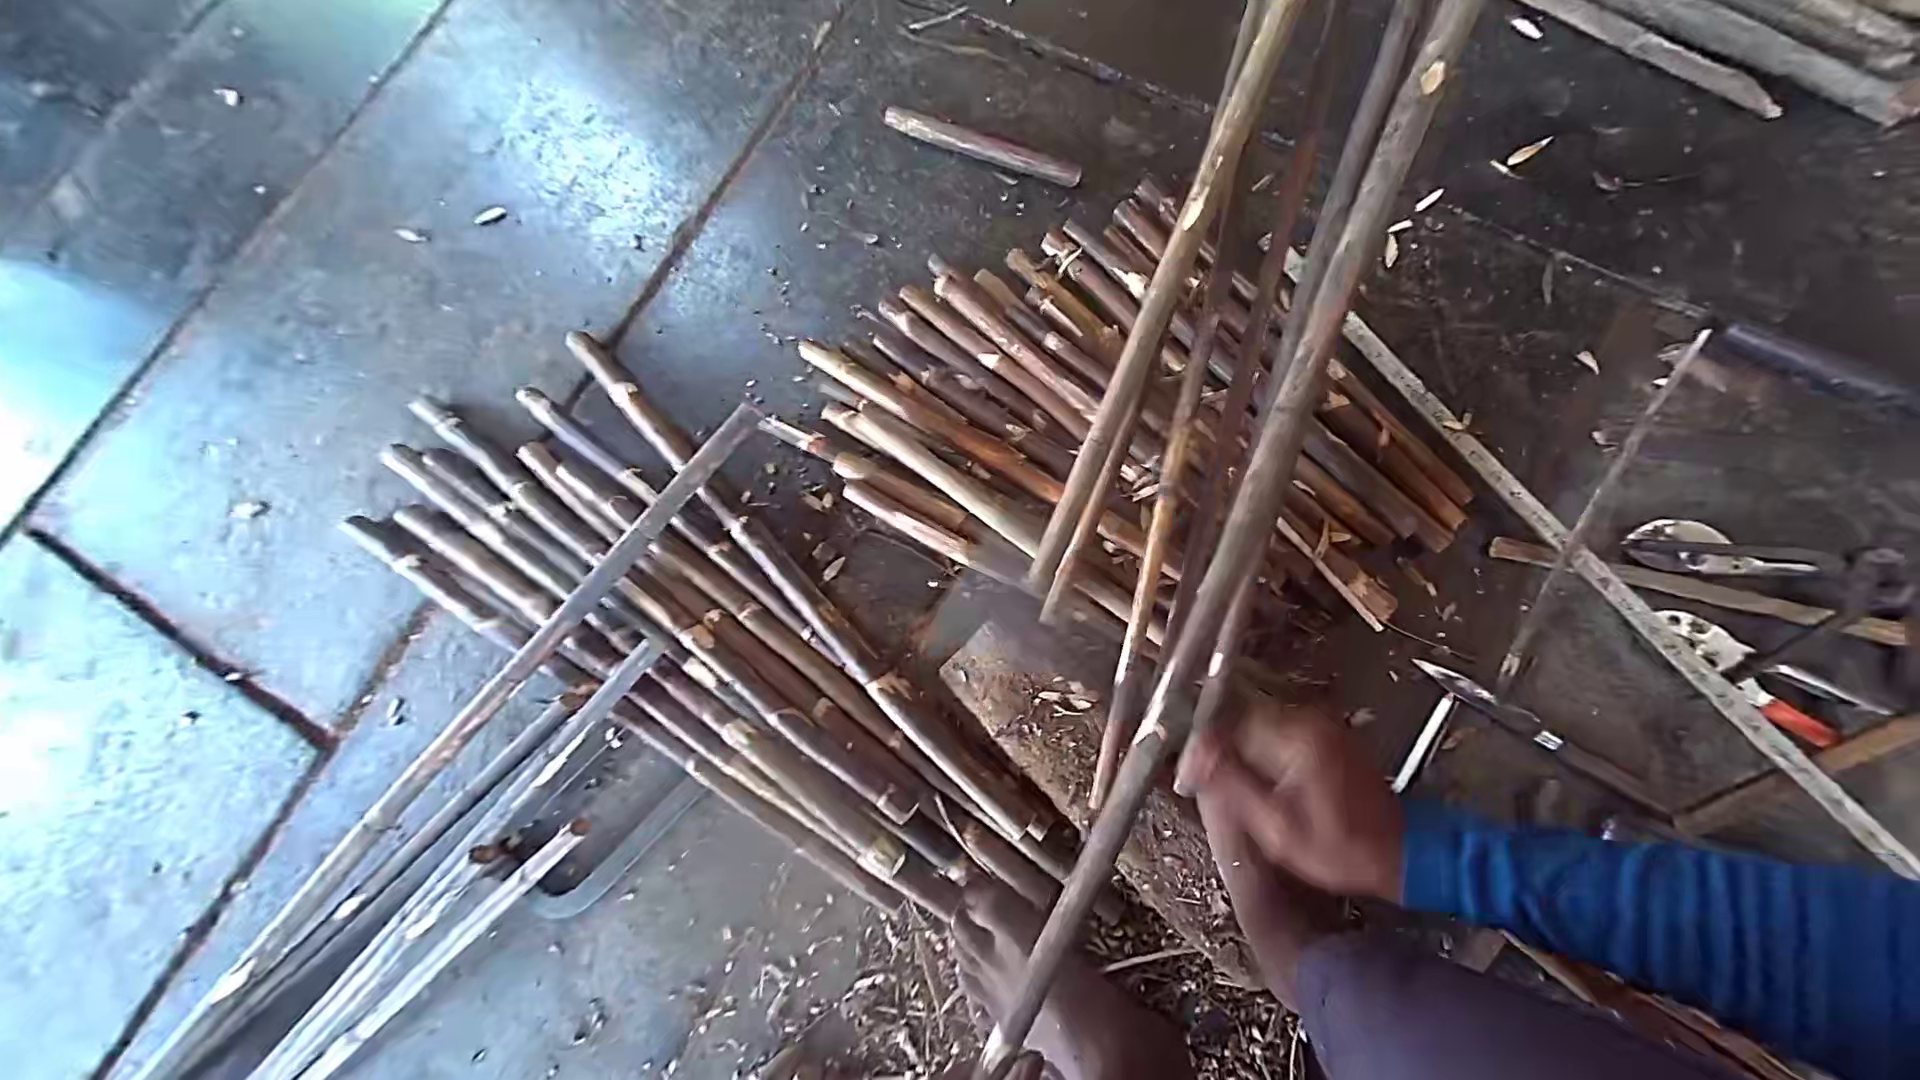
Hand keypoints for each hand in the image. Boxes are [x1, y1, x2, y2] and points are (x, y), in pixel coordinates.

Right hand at [1179, 698, 1404, 903]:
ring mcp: (1318, 723)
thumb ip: (1232, 786)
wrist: (1406, 855)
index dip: (1204, 749)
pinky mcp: (1323, 733)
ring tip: (1234, 787)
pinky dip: (1259, 753)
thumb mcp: (1277, 829)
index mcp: (1295, 736)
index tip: (1192, 774)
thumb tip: (1194, 757)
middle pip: (1238, 720)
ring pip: (1253, 726)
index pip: (1227, 723)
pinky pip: (1273, 732)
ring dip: (1238, 751)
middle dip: (1220, 749)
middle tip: (1208, 783)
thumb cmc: (1344, 850)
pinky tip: (1261, 782)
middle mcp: (1307, 719)